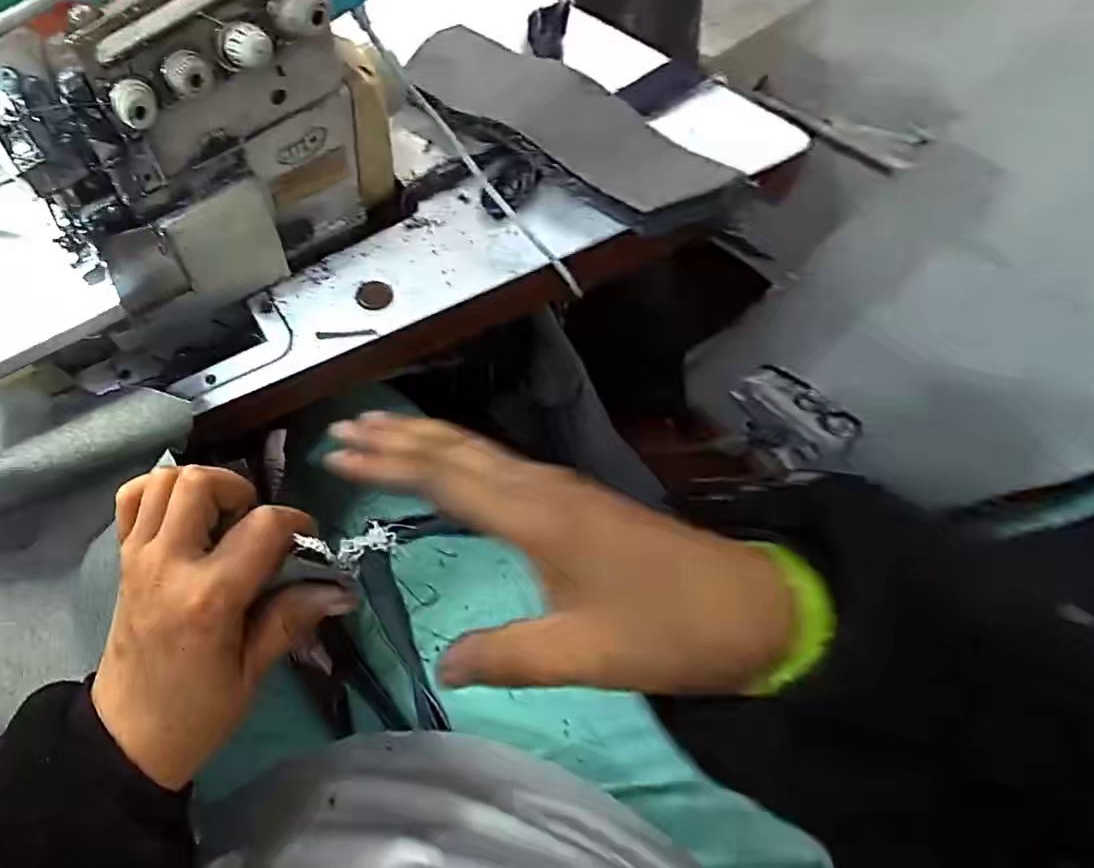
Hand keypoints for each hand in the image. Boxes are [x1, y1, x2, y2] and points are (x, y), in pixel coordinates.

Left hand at [92, 465, 356, 789]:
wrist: (129, 736)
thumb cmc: (197, 712)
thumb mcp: (253, 672)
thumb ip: (292, 617)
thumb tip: (340, 589)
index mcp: (209, 597)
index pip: (262, 527)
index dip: (295, 522)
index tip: (305, 537)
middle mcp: (169, 563)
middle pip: (201, 483)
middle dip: (239, 488)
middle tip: (253, 519)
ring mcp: (138, 555)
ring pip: (165, 480)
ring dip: (201, 484)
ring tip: (220, 514)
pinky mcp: (121, 556)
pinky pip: (131, 496)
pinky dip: (158, 490)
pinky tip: (181, 511)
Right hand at [324, 412, 794, 694]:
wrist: (753, 605)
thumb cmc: (665, 629)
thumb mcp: (583, 655)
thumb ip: (506, 657)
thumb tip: (441, 667)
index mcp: (531, 516)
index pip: (441, 476)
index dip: (387, 463)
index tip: (340, 454)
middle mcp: (535, 485)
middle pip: (452, 447)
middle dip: (395, 435)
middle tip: (344, 427)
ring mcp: (551, 483)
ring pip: (471, 445)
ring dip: (421, 434)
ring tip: (377, 426)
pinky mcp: (564, 492)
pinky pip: (490, 457)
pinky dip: (451, 448)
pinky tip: (440, 454)